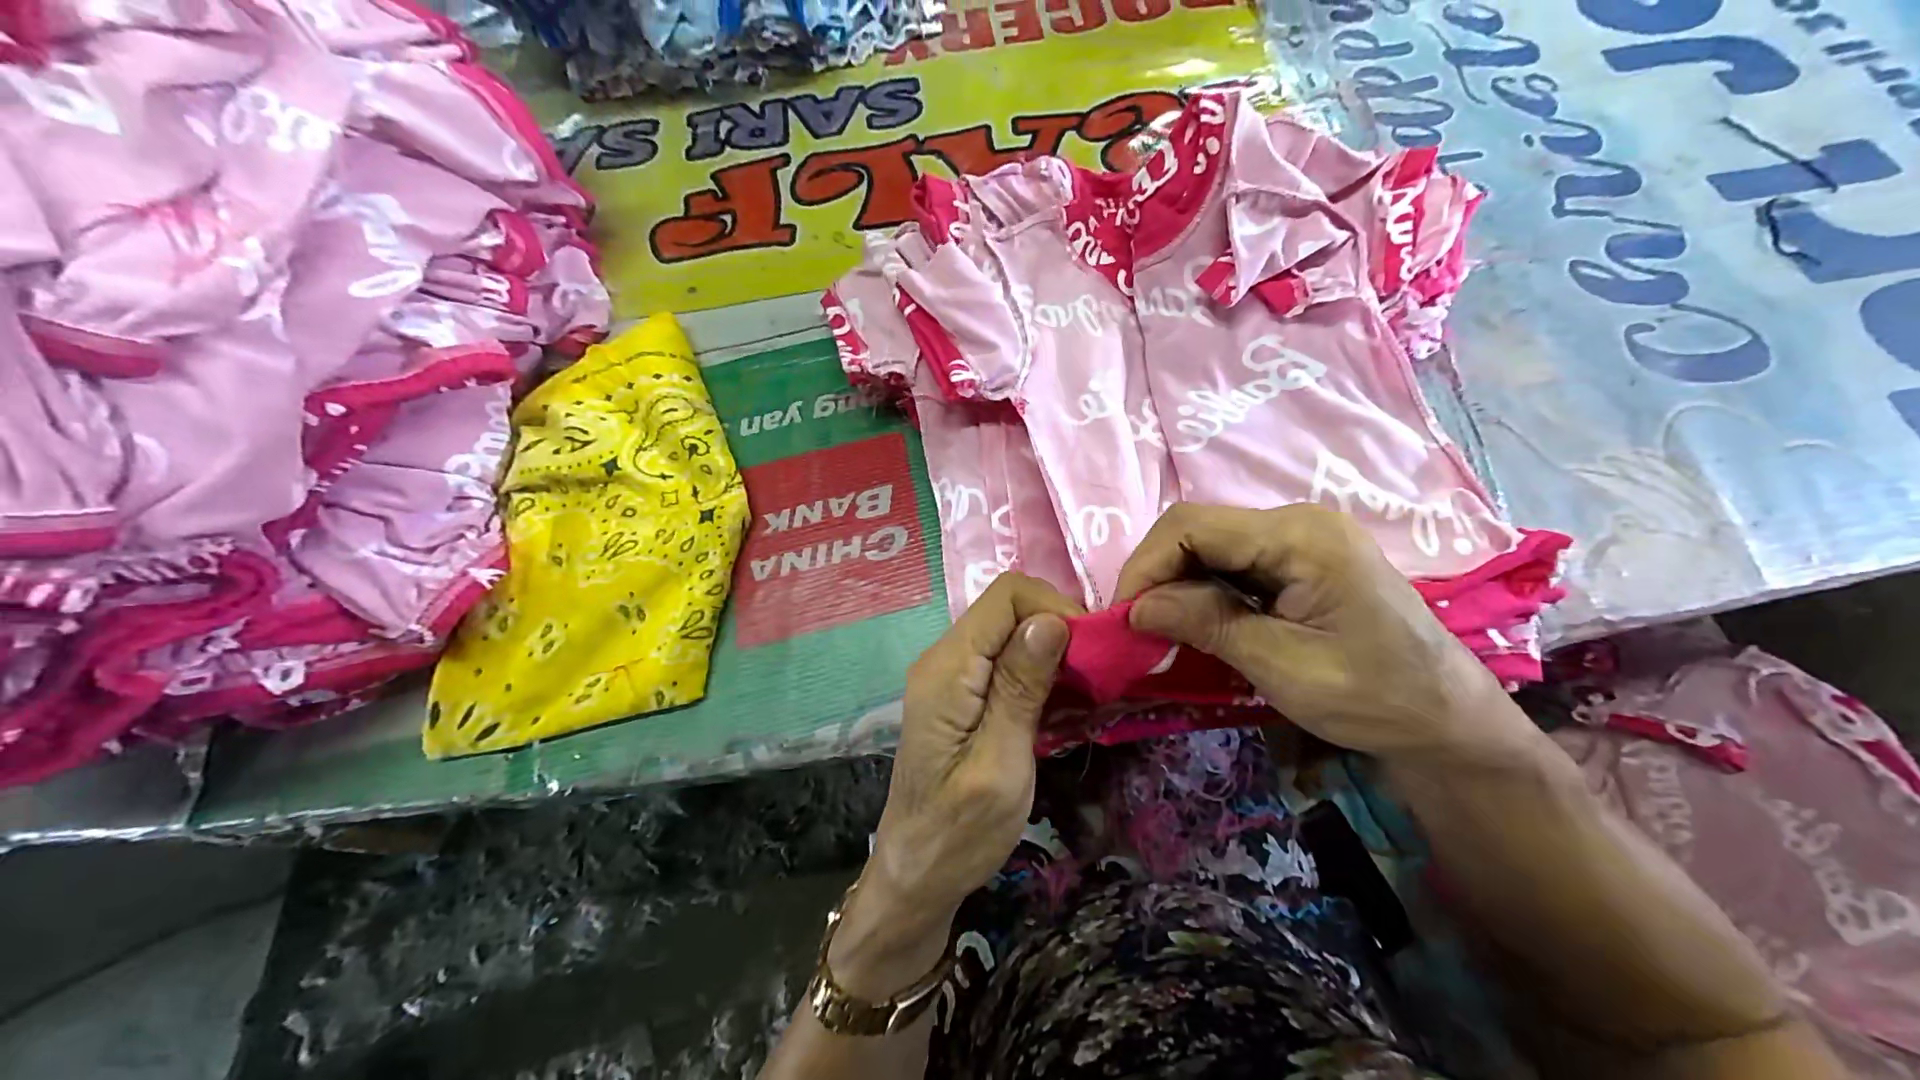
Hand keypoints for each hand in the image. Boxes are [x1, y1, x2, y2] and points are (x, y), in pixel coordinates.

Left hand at [832, 573, 1080, 997]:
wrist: (917, 876)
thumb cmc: (960, 833)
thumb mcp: (1001, 765)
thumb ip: (1021, 689)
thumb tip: (1051, 620)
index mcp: (948, 669)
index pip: (1007, 596)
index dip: (1056, 608)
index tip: (1093, 653)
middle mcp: (944, 659)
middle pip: (1009, 609)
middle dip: (1060, 630)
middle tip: (1098, 677)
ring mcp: (951, 676)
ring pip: (1011, 633)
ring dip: (1055, 654)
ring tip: (1089, 692)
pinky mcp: (962, 695)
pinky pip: (1005, 662)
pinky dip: (1040, 674)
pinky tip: (1065, 705)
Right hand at [1115, 503, 1534, 764]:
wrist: (1446, 721)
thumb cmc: (1374, 696)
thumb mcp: (1283, 666)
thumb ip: (1208, 624)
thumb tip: (1137, 607)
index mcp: (1301, 536)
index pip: (1193, 526)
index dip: (1146, 566)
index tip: (1124, 618)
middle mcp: (1298, 522)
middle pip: (1197, 529)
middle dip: (1158, 575)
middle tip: (1138, 627)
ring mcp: (1300, 539)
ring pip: (1209, 545)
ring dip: (1177, 584)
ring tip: (1161, 629)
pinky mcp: (1299, 561)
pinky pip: (1232, 562)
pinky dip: (1203, 590)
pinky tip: (1196, 623)